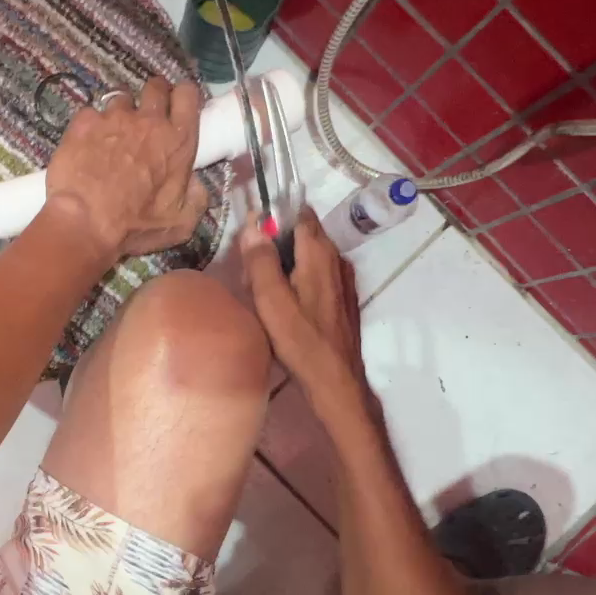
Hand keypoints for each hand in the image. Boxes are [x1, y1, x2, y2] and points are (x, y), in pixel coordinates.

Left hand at [45, 77, 207, 257]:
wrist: (85, 223)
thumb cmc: (135, 226)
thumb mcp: (181, 223)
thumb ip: (196, 198)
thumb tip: (196, 183)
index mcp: (178, 141)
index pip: (189, 95)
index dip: (184, 96)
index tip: (178, 106)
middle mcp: (148, 120)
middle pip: (156, 87)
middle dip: (154, 96)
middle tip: (147, 117)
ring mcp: (114, 118)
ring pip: (122, 98)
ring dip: (121, 112)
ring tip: (113, 134)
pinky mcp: (84, 122)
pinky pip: (90, 113)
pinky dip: (91, 125)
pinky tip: (87, 143)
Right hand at [240, 207, 367, 411]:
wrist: (336, 381)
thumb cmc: (301, 341)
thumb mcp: (271, 301)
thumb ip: (261, 260)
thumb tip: (253, 225)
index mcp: (319, 253)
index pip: (299, 213)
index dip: (274, 218)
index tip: (252, 237)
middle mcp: (336, 259)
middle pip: (303, 235)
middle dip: (276, 246)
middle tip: (252, 274)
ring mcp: (343, 279)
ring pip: (310, 257)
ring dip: (286, 266)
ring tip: (264, 294)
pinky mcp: (344, 299)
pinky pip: (317, 276)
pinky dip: (299, 281)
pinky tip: (285, 307)